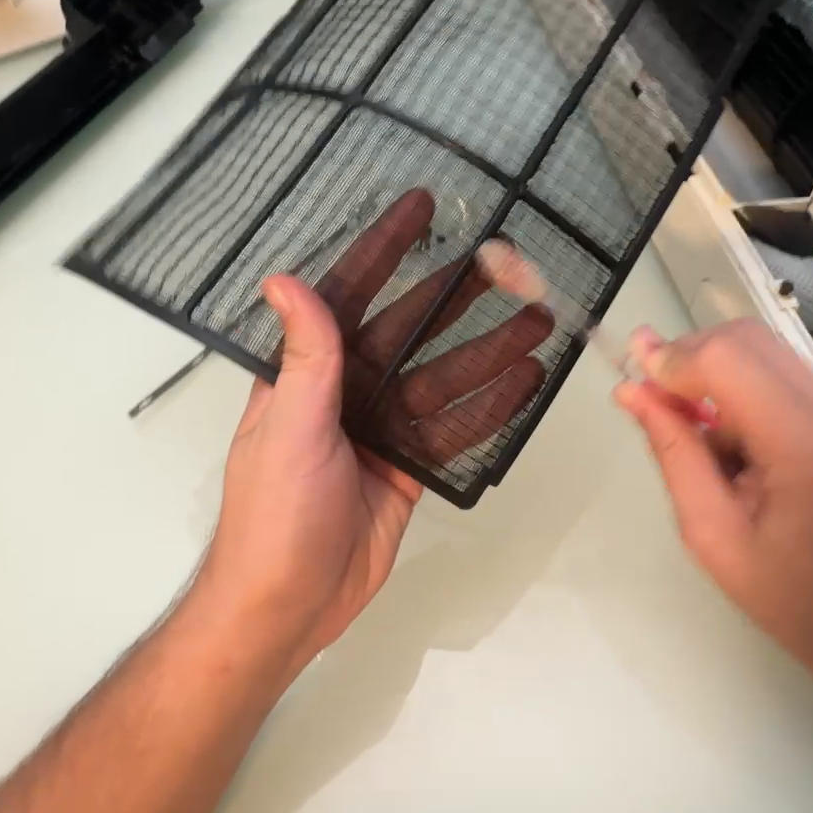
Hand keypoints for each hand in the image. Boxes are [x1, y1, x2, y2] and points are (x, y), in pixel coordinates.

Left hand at [197, 190, 550, 669]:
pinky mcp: (408, 466)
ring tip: (538, 317)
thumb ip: (304, 355)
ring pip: (444, 376)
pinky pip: (454, 428)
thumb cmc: (274, 512)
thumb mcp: (289, 425)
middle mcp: (347, 390)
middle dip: (456, 296)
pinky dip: (489, 407)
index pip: (350, 293)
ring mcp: (381, 428)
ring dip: (488, 349)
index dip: (383, 249)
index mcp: (309, 370)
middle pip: (412, 330)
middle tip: (505, 261)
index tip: (417, 207)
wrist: (289, 605)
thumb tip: (281, 276)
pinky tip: (525, 381)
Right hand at [614, 321, 812, 694]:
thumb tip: (631, 391)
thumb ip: (673, 452)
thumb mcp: (713, 536)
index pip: (726, 358)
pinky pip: (783, 378)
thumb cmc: (800, 602)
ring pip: (763, 353)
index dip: (669, 358)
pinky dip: (742, 393)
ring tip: (696, 438)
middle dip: (687, 358)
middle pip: (745, 341)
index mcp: (808, 445)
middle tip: (651, 401)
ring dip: (714, 376)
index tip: (630, 379)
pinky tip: (735, 448)